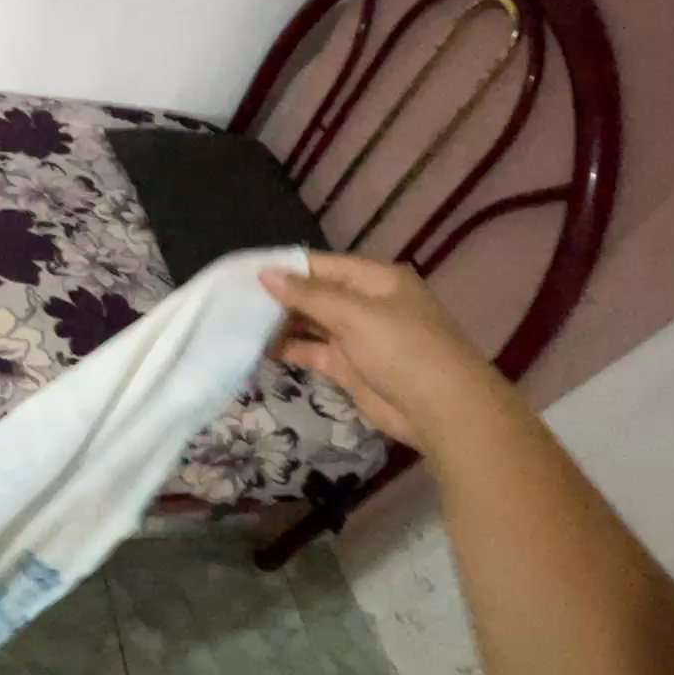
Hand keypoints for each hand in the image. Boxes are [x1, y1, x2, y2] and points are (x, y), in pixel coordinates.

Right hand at [260, 253, 509, 454]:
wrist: (439, 408)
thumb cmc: (402, 350)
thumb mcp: (355, 315)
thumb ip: (308, 296)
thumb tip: (265, 274)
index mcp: (375, 281)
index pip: (321, 265)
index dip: (285, 268)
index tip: (244, 274)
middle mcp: (364, 304)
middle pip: (313, 294)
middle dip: (278, 298)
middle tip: (234, 301)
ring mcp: (355, 336)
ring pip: (309, 323)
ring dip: (279, 324)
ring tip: (239, 323)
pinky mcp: (346, 365)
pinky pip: (310, 350)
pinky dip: (287, 349)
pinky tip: (258, 348)